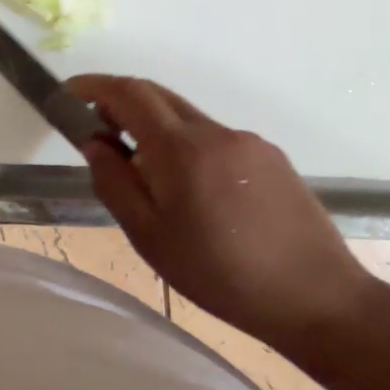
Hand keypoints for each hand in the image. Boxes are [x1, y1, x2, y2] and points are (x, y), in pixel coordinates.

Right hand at [73, 74, 380, 346]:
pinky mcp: (274, 160)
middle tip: (95, 128)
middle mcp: (217, 133)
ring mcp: (250, 144)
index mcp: (181, 148)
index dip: (92, 86)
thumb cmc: (220, 274)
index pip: (128, 93)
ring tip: (144, 171)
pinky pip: (214, 138)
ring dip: (154, 127)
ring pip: (187, 118)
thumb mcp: (147, 235)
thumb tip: (95, 143)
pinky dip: (186, 145)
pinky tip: (191, 189)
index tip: (68, 95)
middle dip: (119, 101)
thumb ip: (113, 181)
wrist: (322, 303)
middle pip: (157, 95)